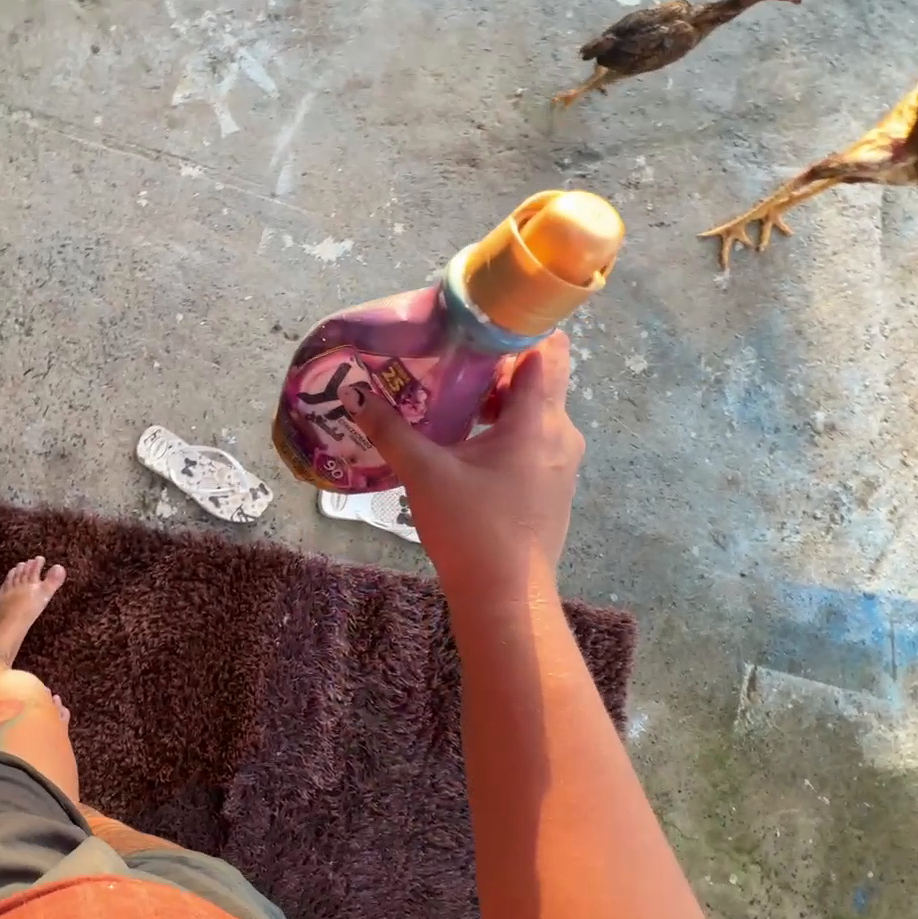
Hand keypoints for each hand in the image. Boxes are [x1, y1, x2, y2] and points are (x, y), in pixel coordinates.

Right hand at [351, 332, 583, 601]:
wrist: (505, 593)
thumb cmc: (471, 527)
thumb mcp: (424, 473)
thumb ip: (390, 430)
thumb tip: (356, 395)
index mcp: (538, 421)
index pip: (546, 352)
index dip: (517, 331)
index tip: (476, 325)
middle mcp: (561, 434)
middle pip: (536, 382)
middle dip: (494, 368)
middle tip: (446, 363)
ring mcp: (560, 463)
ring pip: (532, 413)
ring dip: (494, 403)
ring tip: (447, 402)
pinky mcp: (549, 487)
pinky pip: (530, 441)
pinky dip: (501, 431)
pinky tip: (462, 444)